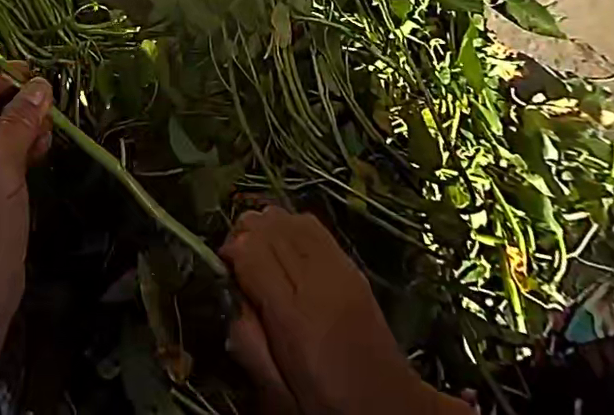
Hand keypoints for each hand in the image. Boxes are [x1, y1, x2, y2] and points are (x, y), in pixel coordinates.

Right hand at [222, 207, 467, 414]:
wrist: (389, 405)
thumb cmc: (326, 400)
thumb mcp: (276, 385)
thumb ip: (245, 339)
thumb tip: (230, 297)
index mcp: (293, 319)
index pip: (248, 251)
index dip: (229, 252)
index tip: (224, 268)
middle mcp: (316, 282)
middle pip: (265, 224)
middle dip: (244, 235)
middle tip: (240, 262)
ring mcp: (337, 267)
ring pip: (287, 216)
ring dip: (267, 228)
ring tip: (262, 253)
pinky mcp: (350, 262)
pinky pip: (311, 223)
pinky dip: (291, 226)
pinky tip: (288, 246)